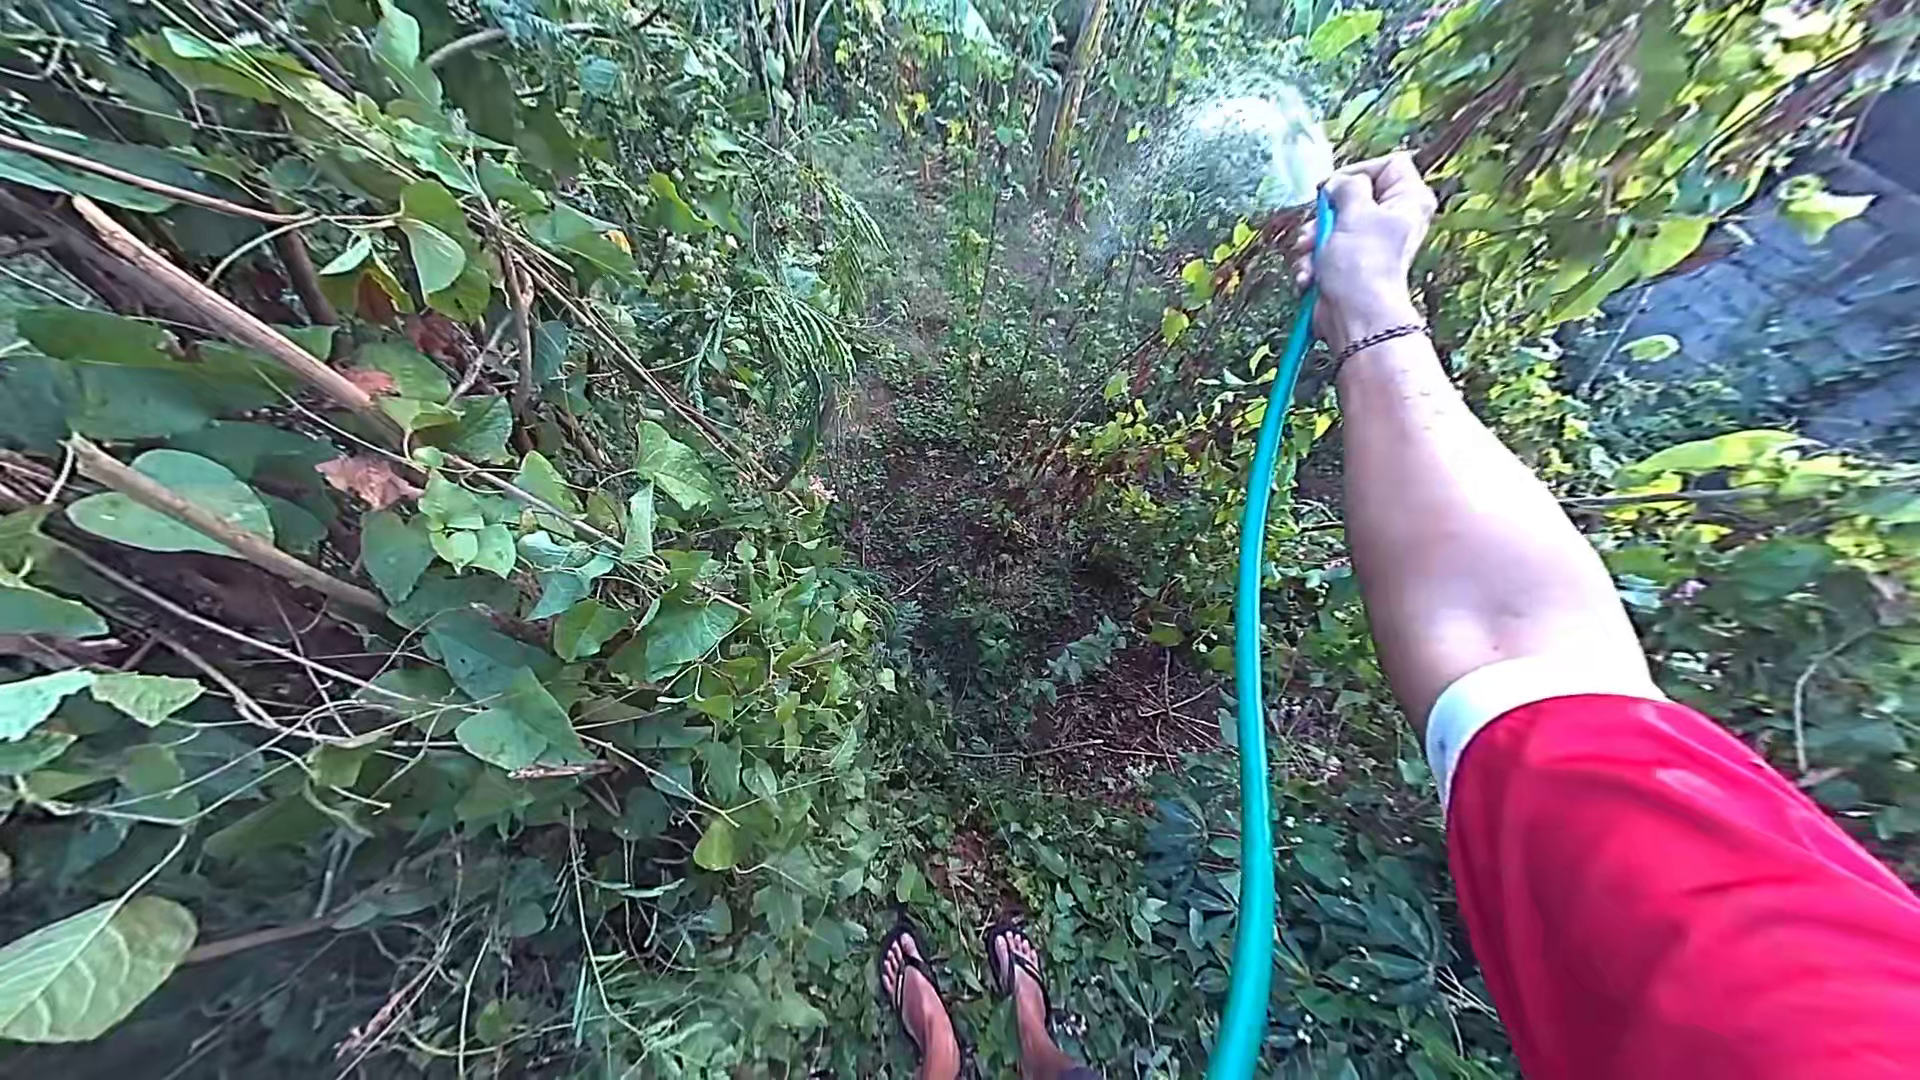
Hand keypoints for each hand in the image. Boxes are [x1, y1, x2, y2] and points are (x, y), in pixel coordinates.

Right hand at [1289, 152, 1436, 352]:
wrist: (1353, 314)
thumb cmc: (1360, 263)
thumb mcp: (1353, 213)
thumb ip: (1347, 188)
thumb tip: (1337, 184)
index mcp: (1407, 200)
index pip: (1387, 166)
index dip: (1356, 173)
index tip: (1329, 189)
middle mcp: (1390, 221)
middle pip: (1349, 201)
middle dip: (1322, 219)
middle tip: (1311, 234)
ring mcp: (1366, 247)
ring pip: (1329, 231)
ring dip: (1310, 247)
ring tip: (1308, 262)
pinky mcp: (1345, 270)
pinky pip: (1321, 257)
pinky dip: (1310, 268)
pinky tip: (1309, 279)